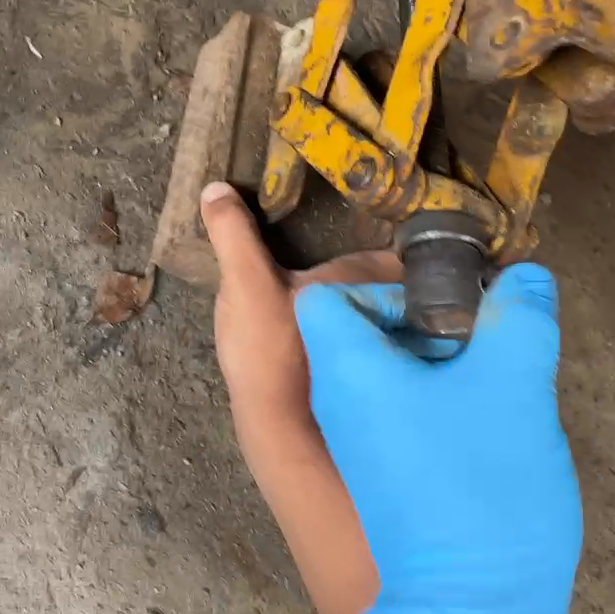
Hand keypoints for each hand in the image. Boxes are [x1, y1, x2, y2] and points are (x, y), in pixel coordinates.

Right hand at [200, 181, 399, 433]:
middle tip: (346, 256)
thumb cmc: (272, 346)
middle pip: (395, 276)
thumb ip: (232, 234)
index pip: (398, 242)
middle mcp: (387, 304)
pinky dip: (370, 335)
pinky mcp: (368, 372)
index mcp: (366, 272)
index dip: (395, 231)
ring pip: (387, 310)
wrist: (282, 426)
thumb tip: (216, 187)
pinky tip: (335, 336)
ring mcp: (384, 341)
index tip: (377, 219)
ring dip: (376, 304)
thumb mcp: (244, 281)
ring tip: (341, 294)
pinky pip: (379, 339)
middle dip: (383, 270)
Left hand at [296, 266, 580, 613]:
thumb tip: (527, 276)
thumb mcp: (512, 389)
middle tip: (475, 331)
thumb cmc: (480, 486)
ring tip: (490, 369)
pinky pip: (390, 404)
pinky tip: (484, 411)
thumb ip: (517, 321)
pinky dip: (429, 392)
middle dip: (413, 318)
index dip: (374, 284)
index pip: (321, 295)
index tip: (435, 302)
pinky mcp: (377, 465)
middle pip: (351, 327)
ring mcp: (351, 434)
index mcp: (343, 367)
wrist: (470, 606)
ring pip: (376, 367)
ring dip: (429, 356)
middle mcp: (332, 396)